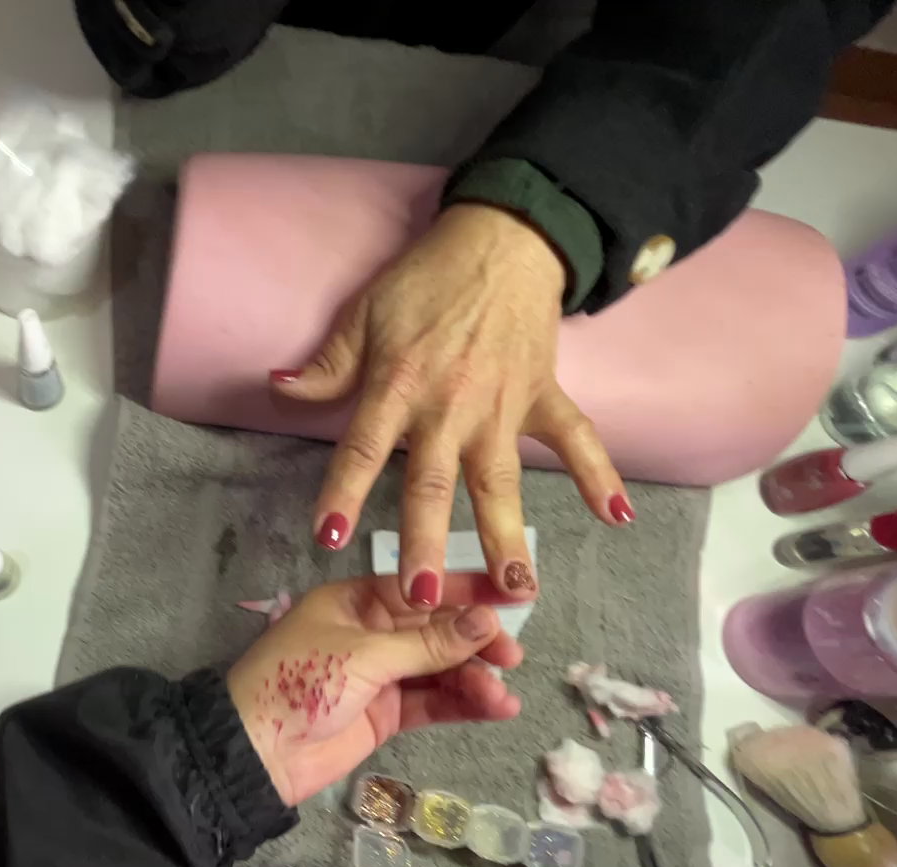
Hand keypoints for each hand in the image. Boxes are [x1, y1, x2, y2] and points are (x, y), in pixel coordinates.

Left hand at [227, 573, 524, 805]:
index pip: (417, 589)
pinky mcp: (385, 713)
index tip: (514, 594)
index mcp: (353, 602)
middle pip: (433, 630)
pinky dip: (462, 704)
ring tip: (501, 695)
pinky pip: (431, 702)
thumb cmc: (300, 681)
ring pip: (437, 669)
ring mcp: (378, 674)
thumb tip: (487, 621)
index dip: (464, 591)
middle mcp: (369, 632)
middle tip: (511, 655)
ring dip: (472, 679)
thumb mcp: (363, 655)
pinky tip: (496, 708)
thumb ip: (426, 644)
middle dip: (474, 641)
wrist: (258, 749)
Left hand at [272, 203, 629, 606]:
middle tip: (421, 596)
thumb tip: (278, 388)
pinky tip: (619, 518)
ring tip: (516, 588)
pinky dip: (601, 474)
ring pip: (502, 481)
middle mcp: (448, 408)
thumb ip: (325, 365)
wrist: (503, 240)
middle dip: (426, 541)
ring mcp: (502, 406)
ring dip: (507, 535)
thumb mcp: (361, 315)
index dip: (343, 494)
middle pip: (432, 484)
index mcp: (397, 389)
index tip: (330, 539)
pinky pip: (577, 439)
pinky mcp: (544, 395)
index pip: (361, 451)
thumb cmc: (423, 281)